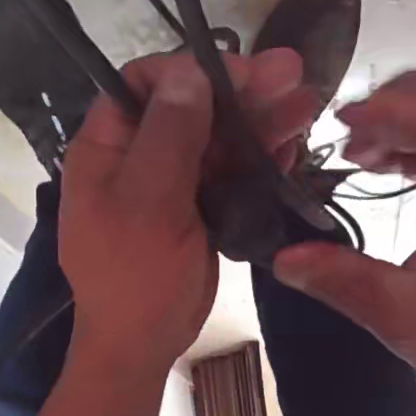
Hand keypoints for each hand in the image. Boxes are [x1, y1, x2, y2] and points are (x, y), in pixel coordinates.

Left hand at [60, 49, 321, 374]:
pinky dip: (258, 160)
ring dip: (259, 123)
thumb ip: (169, 135)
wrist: (142, 344)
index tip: (241, 73)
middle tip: (295, 74)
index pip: (144, 84)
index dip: (192, 71)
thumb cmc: (135, 277)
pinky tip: (291, 147)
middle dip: (241, 92)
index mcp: (107, 148)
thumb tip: (188, 71)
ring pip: (216, 141)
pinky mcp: (198, 209)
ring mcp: (170, 184)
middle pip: (191, 109)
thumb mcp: (147, 203)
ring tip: (308, 105)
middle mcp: (137, 157)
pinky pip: (229, 174)